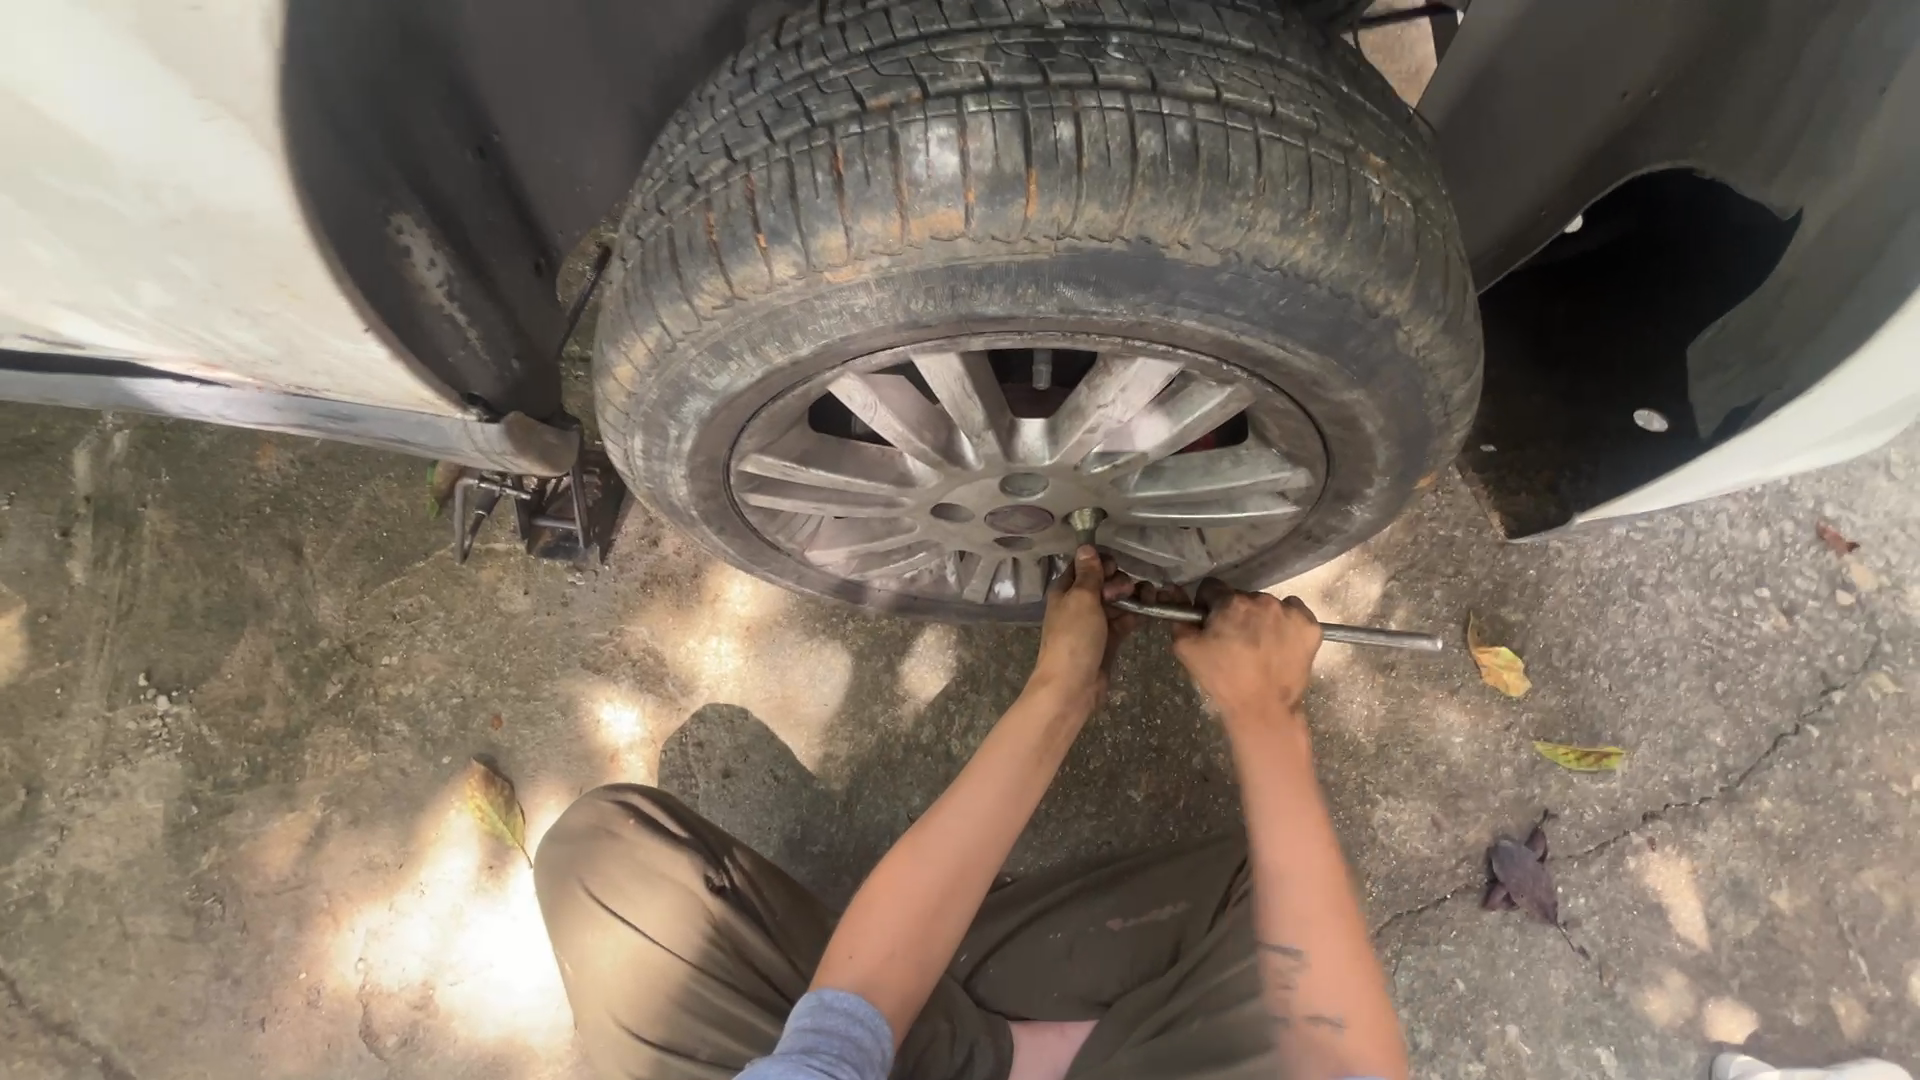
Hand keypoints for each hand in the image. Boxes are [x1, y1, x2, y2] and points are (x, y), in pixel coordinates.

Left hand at [1029, 546, 1143, 706]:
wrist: (1072, 685)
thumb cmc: (1073, 637)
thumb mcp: (1081, 599)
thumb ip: (1088, 574)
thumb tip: (1085, 546)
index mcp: (1065, 590)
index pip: (1083, 566)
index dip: (1100, 561)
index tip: (1116, 565)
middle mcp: (1078, 604)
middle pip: (1102, 582)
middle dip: (1118, 581)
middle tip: (1126, 589)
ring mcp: (1093, 623)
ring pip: (1116, 602)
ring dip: (1132, 597)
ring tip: (1148, 597)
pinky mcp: (1108, 640)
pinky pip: (1123, 621)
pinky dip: (1135, 615)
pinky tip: (1151, 610)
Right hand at [1159, 580, 1321, 725]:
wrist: (1262, 707)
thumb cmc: (1221, 678)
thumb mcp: (1186, 649)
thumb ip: (1179, 617)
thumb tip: (1172, 590)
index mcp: (1230, 603)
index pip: (1211, 588)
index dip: (1207, 605)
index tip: (1210, 624)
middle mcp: (1261, 600)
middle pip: (1241, 597)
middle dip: (1235, 613)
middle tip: (1234, 640)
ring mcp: (1289, 613)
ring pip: (1267, 605)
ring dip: (1260, 618)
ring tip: (1259, 645)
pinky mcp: (1310, 627)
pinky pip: (1294, 612)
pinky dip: (1286, 623)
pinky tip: (1280, 642)